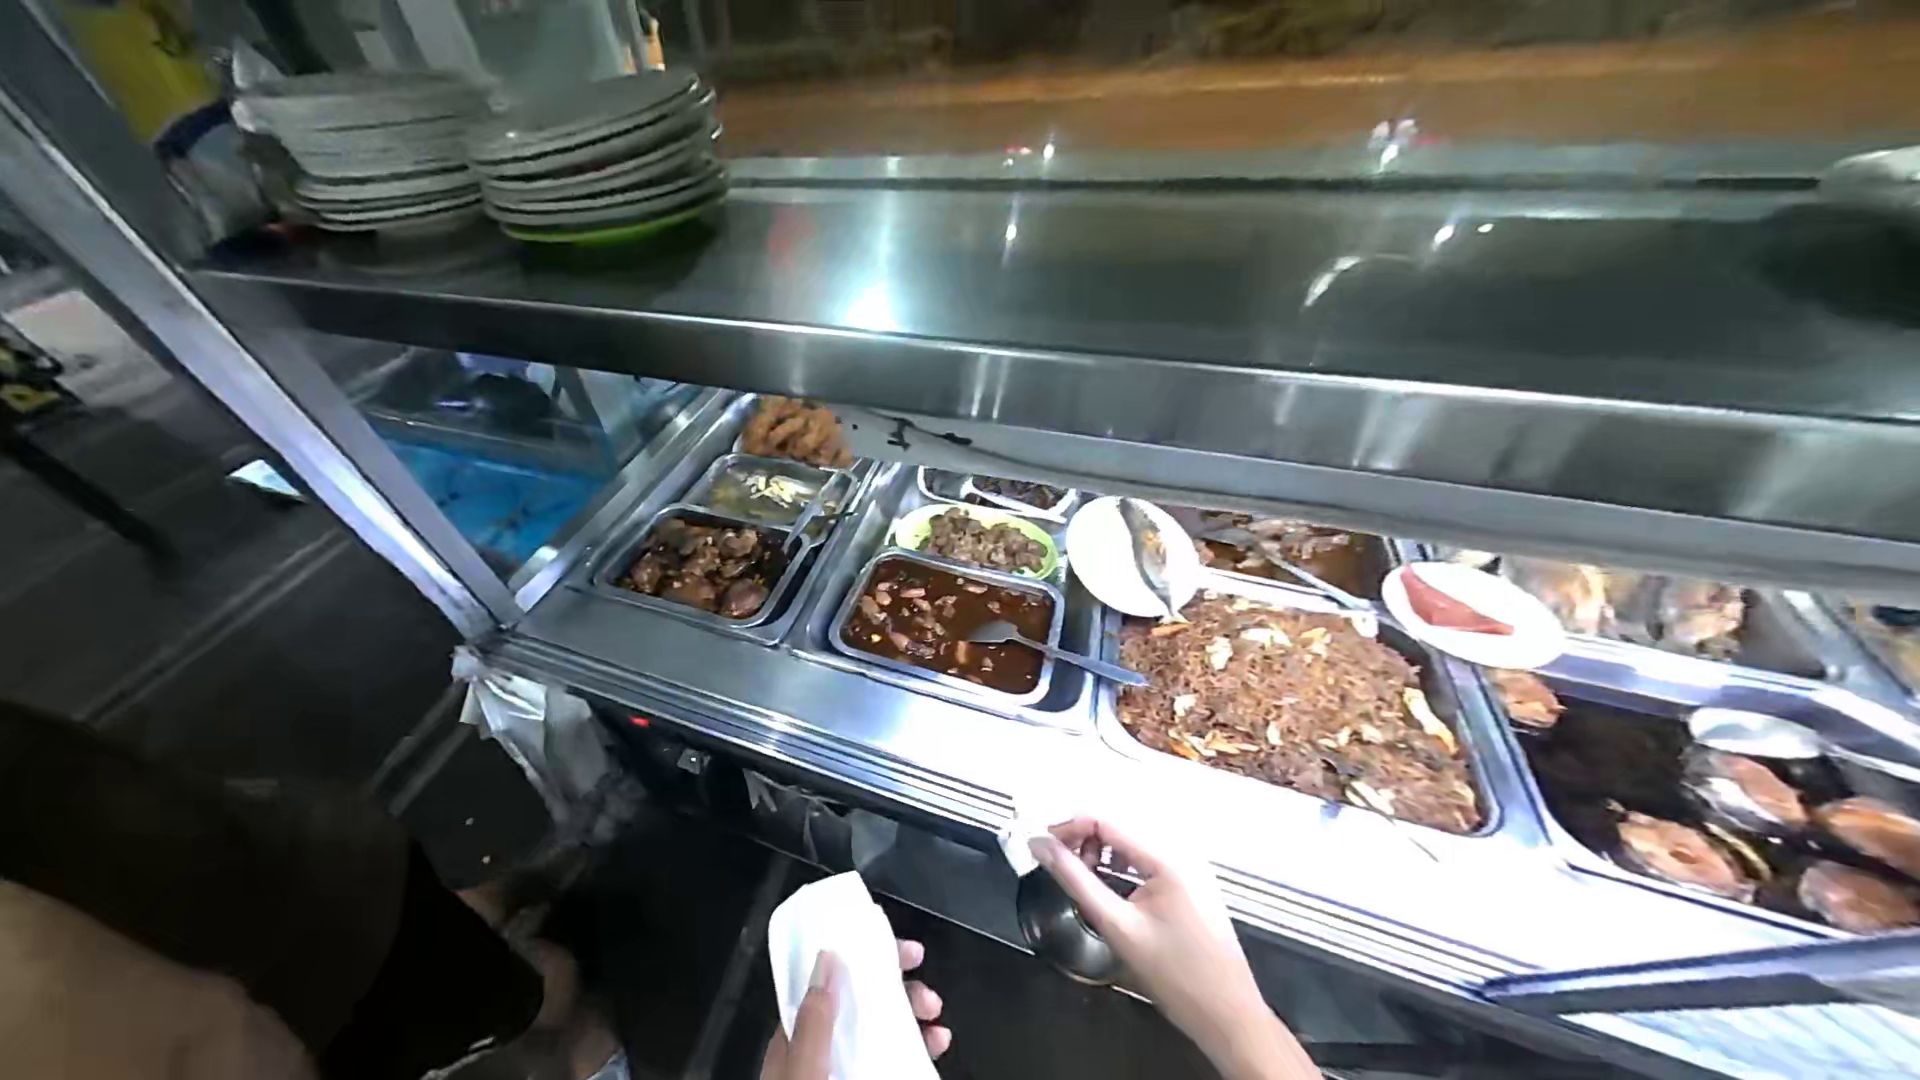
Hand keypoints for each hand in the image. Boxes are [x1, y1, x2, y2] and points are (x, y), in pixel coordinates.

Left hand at [759, 939, 950, 1079]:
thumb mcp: (805, 1077)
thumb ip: (814, 1025)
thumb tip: (828, 956)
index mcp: (797, 1042)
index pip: (831, 982)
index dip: (867, 958)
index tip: (905, 952)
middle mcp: (821, 1054)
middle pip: (861, 1003)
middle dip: (899, 989)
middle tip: (929, 994)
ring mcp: (844, 1074)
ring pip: (881, 1030)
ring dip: (912, 1016)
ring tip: (938, 1022)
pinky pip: (892, 1060)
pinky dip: (916, 1047)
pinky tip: (937, 1047)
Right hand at [1029, 818, 1315, 1079]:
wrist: (1229, 1017)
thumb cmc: (1176, 976)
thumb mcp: (1117, 927)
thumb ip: (1075, 880)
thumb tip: (1041, 846)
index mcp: (1166, 856)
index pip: (1106, 821)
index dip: (1069, 828)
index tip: (1043, 843)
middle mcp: (1181, 850)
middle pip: (1119, 825)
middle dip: (1084, 839)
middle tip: (1060, 863)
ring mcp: (1189, 865)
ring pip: (1131, 840)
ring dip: (1101, 850)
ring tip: (1082, 876)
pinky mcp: (1190, 880)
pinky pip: (1147, 856)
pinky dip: (1121, 863)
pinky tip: (1109, 884)